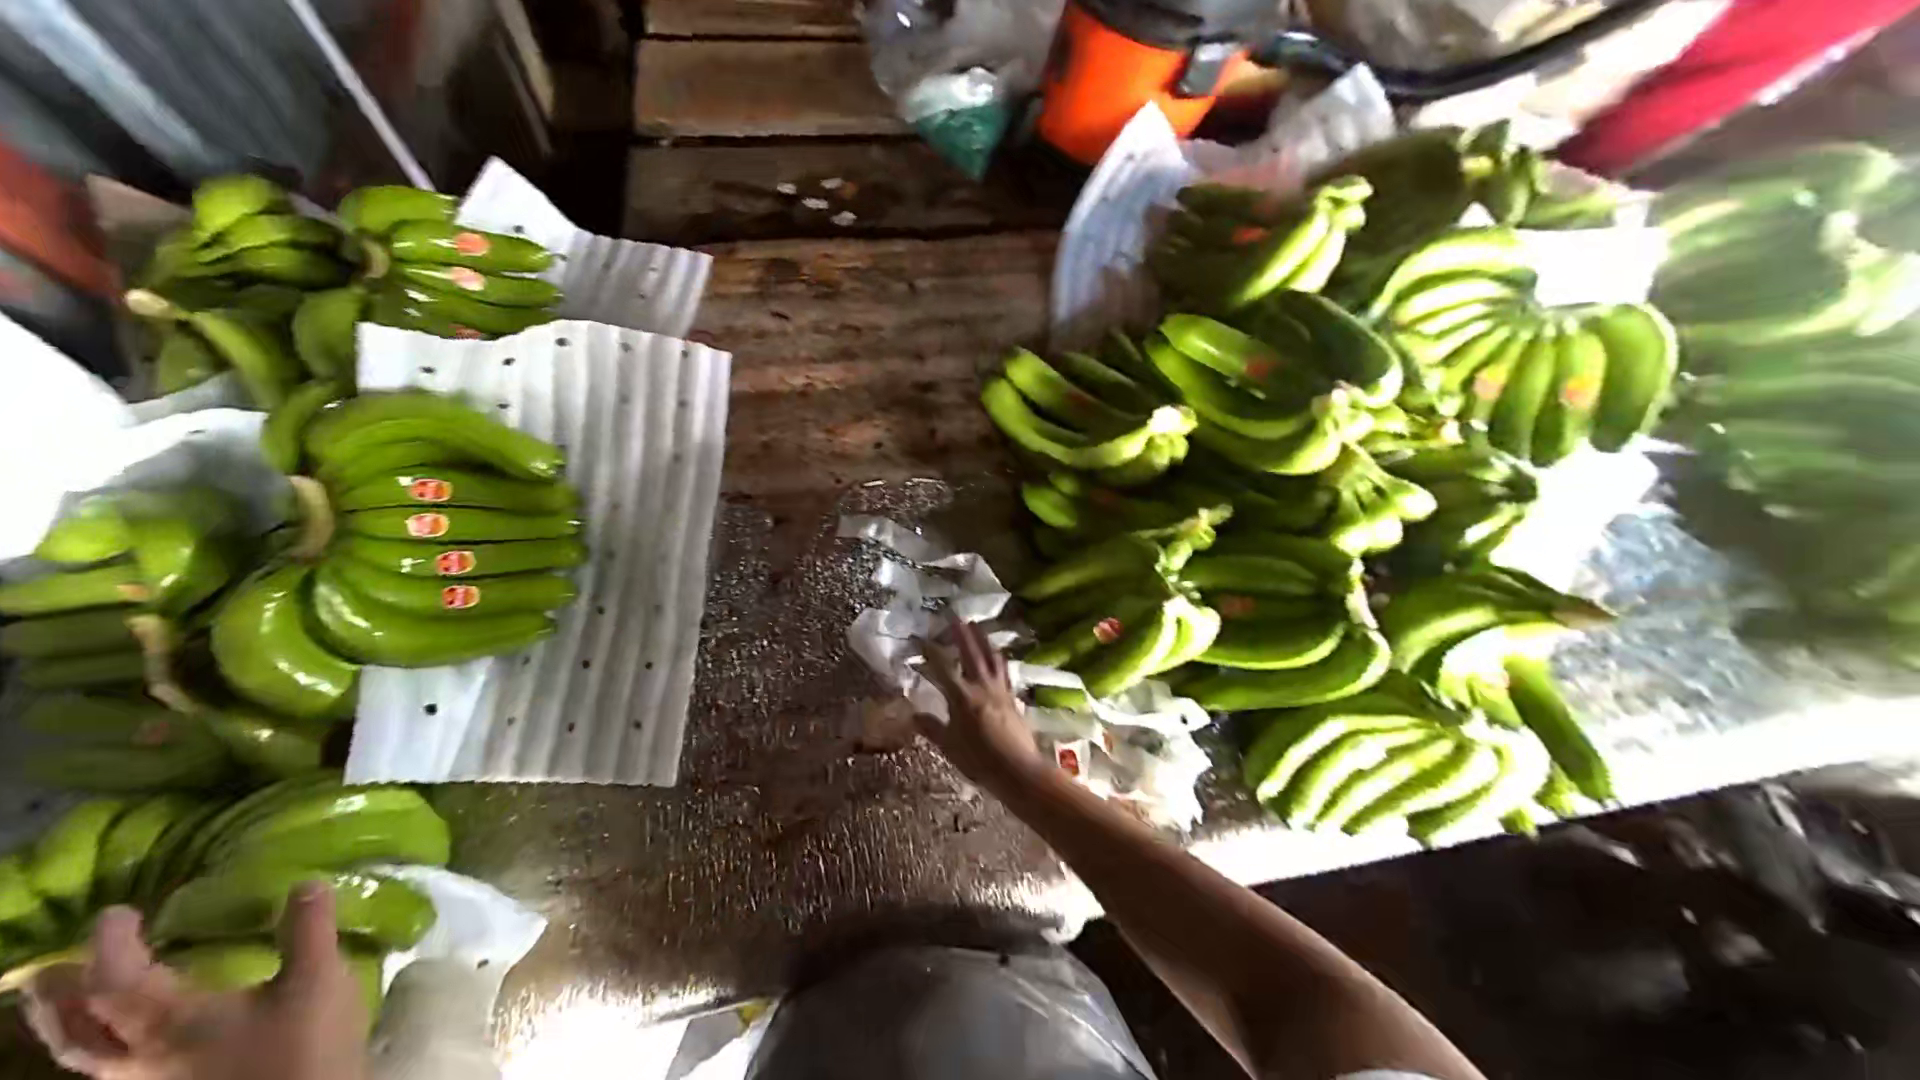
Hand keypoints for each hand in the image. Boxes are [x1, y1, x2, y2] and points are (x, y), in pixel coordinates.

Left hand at [23, 883, 367, 1079]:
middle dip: (57, 999)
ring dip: (63, 1027)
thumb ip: (309, 932)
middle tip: (42, 970)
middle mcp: (139, 1057)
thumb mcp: (318, 981)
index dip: (110, 946)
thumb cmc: (301, 1046)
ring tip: (58, 1005)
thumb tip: (306, 883)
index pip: (117, 981)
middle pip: (78, 1030)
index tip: (115, 912)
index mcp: (170, 1024)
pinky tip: (119, 1042)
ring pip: (84, 1057)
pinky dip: (97, 1047)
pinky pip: (108, 1069)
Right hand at [916, 617, 1048, 796]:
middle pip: (970, 655)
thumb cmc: (979, 760)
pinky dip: (998, 659)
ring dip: (983, 640)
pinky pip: (1004, 671)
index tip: (922, 639)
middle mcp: (982, 687)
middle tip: (955, 617)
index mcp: (962, 697)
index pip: (943, 668)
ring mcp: (1000, 691)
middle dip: (961, 635)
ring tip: (977, 626)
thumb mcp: (949, 746)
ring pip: (991, 658)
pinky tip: (998, 655)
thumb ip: (932, 728)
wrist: (1018, 770)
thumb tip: (913, 715)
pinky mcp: (1012, 698)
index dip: (931, 653)